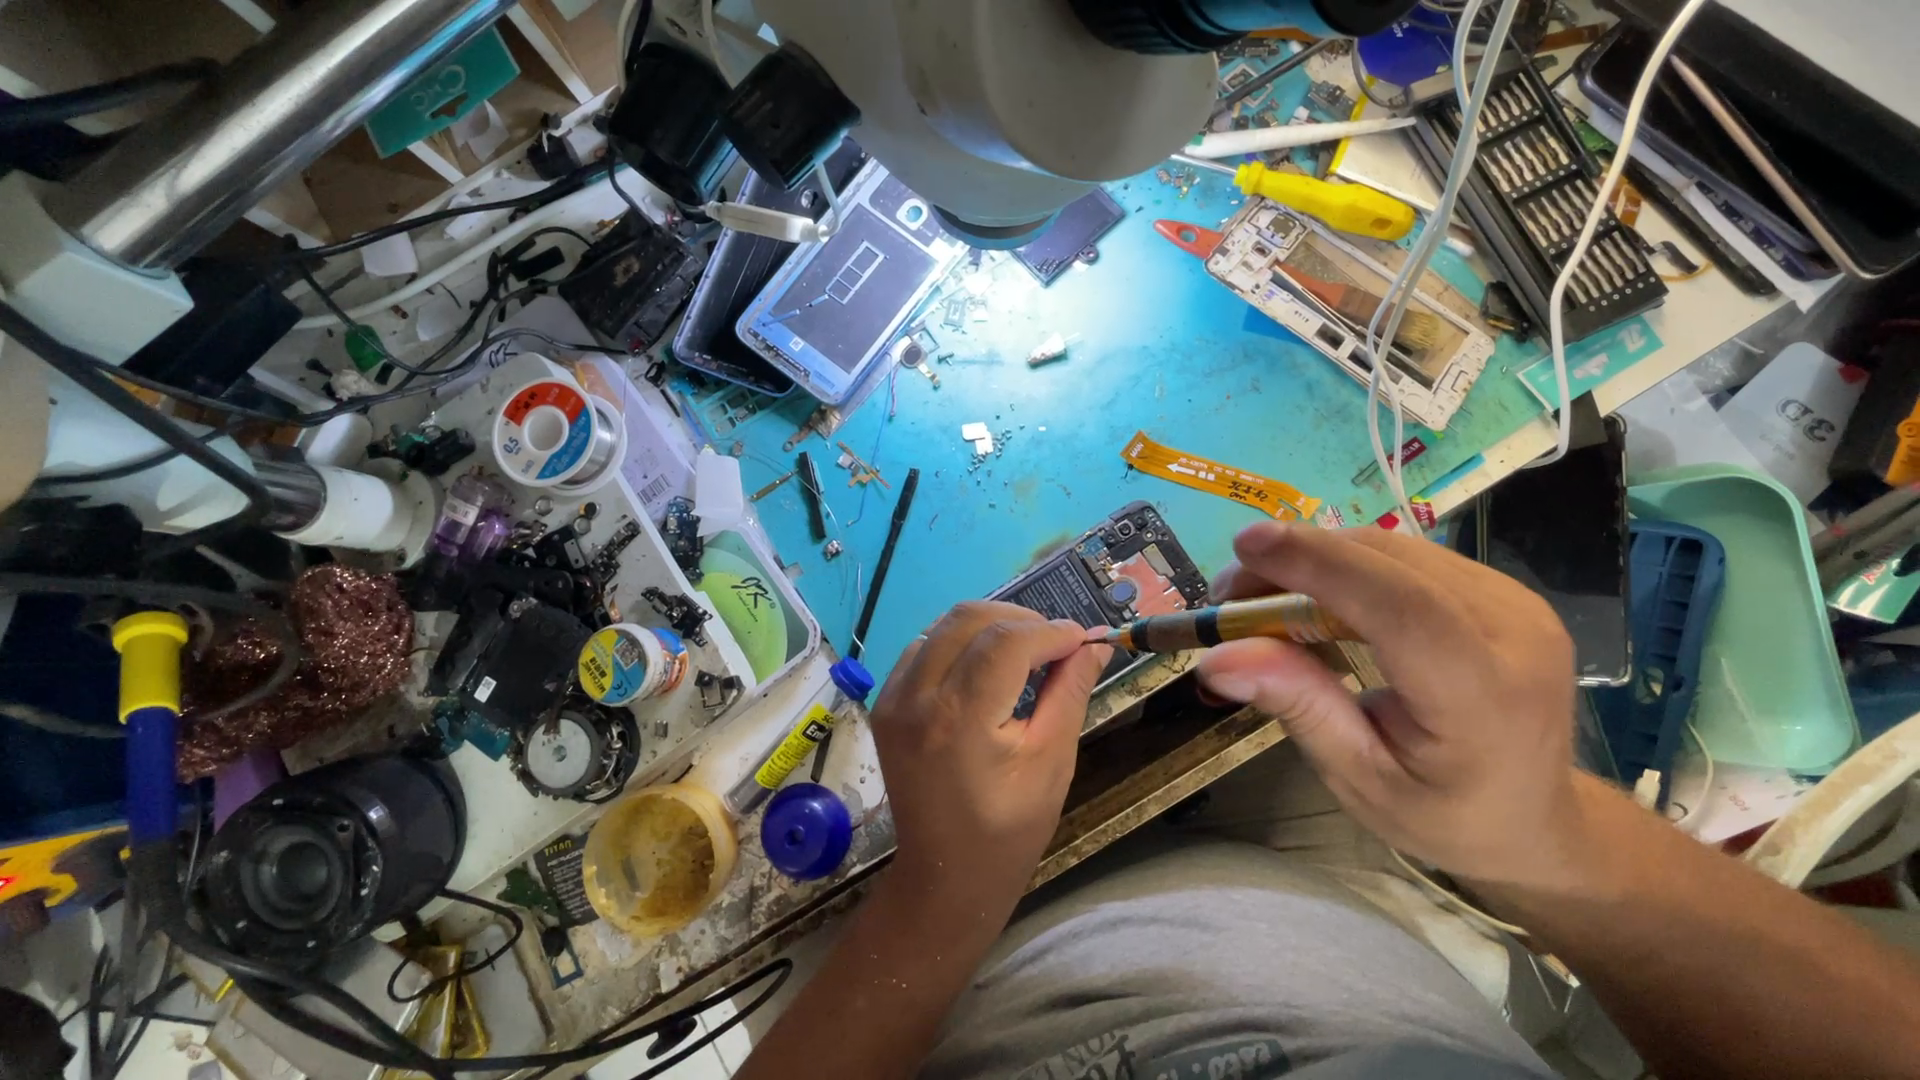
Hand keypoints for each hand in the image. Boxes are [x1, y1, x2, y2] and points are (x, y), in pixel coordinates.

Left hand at [869, 602, 1111, 895]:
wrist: (945, 875)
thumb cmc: (1009, 830)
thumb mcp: (1052, 761)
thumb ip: (1070, 692)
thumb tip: (1094, 644)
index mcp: (960, 718)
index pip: (1007, 641)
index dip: (1051, 631)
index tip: (1082, 641)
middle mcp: (917, 697)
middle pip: (969, 618)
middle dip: (1020, 620)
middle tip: (1055, 643)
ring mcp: (893, 699)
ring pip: (942, 626)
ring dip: (987, 628)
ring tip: (1024, 653)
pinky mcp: (885, 704)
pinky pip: (922, 649)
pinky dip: (957, 644)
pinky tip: (984, 668)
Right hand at [1197, 522, 1580, 887]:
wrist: (1535, 815)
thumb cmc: (1443, 812)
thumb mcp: (1359, 778)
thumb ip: (1299, 707)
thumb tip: (1219, 657)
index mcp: (1485, 698)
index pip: (1403, 610)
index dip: (1322, 567)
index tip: (1247, 546)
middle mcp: (1514, 632)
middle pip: (1389, 565)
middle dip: (1297, 561)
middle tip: (1227, 592)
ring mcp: (1514, 600)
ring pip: (1392, 550)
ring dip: (1315, 558)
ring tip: (1258, 595)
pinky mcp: (1499, 587)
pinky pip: (1405, 557)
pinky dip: (1344, 565)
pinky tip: (1310, 594)